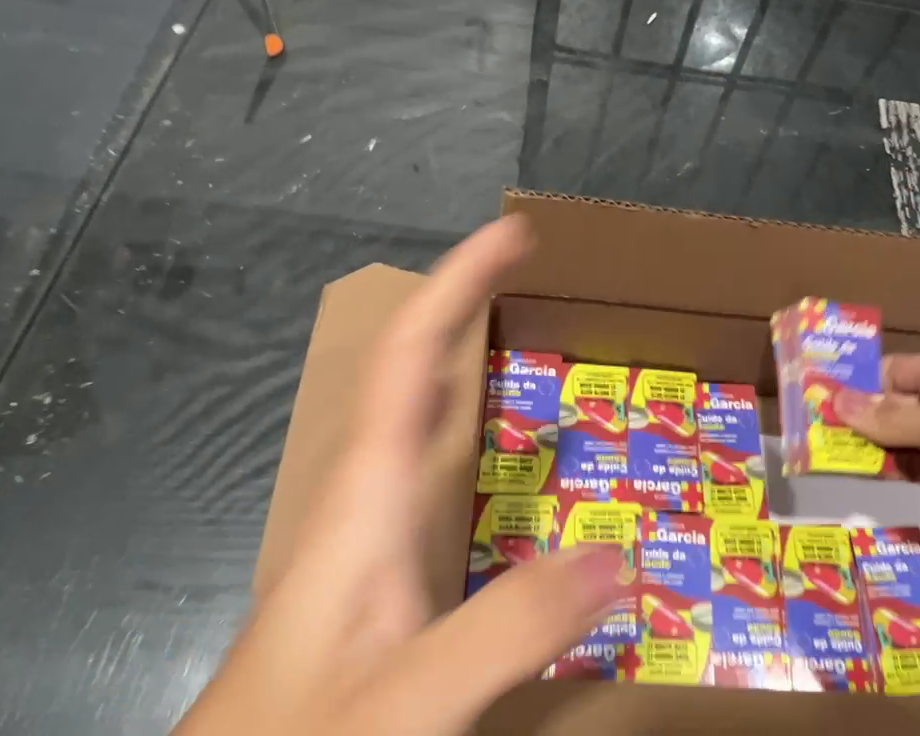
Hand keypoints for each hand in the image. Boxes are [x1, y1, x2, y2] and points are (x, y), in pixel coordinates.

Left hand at [178, 216, 627, 735]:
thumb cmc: (299, 733)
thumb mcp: (410, 696)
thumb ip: (507, 630)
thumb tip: (620, 553)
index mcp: (367, 490)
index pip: (411, 352)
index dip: (458, 282)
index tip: (513, 233)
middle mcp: (363, 488)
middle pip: (413, 365)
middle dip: (467, 301)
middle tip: (532, 267)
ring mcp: (364, 523)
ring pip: (417, 411)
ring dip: (464, 354)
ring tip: (524, 328)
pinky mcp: (373, 560)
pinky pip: (427, 460)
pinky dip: (465, 421)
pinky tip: (495, 448)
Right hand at [832, 353, 919, 561]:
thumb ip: (888, 418)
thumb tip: (834, 400)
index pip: (894, 371)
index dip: (856, 381)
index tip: (814, 394)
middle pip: (895, 407)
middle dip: (857, 418)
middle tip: (808, 430)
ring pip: (903, 441)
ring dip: (869, 447)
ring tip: (820, 454)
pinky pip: (917, 470)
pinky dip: (890, 472)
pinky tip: (857, 475)